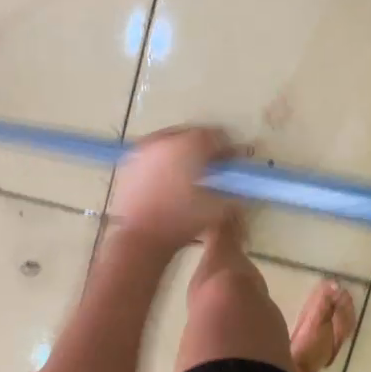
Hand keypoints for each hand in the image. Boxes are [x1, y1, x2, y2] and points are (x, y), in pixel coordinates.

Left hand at [107, 127, 234, 250]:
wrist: (141, 237)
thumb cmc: (182, 221)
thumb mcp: (217, 207)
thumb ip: (234, 190)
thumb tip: (241, 183)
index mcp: (189, 145)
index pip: (216, 135)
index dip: (228, 147)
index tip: (233, 160)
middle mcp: (165, 139)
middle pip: (192, 134)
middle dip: (205, 146)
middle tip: (213, 164)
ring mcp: (144, 148)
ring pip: (170, 140)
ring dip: (184, 150)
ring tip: (191, 169)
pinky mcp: (129, 162)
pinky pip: (153, 152)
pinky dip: (165, 158)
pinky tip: (169, 176)